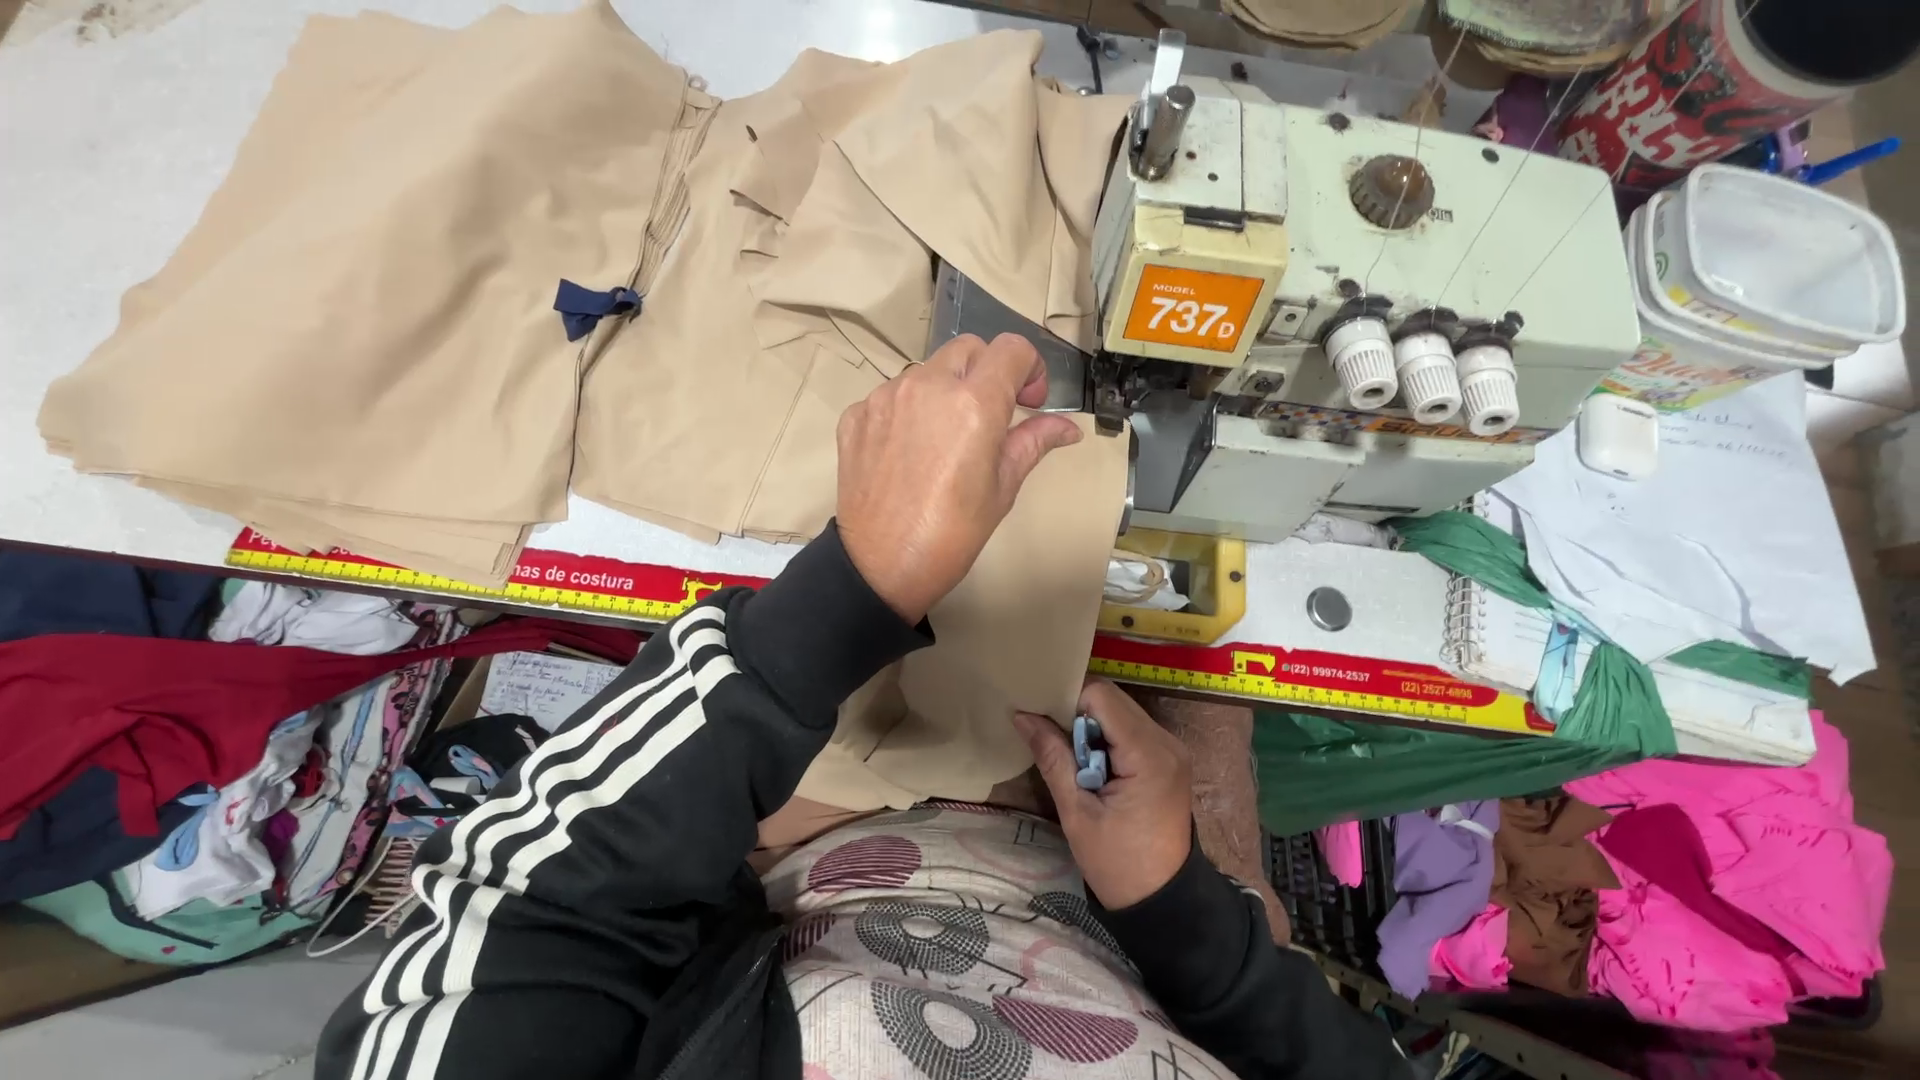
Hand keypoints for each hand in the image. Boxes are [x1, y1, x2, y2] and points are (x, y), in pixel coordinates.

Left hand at [836, 333, 1083, 622]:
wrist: (881, 566)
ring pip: (927, 371)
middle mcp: (927, 386)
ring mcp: (886, 397)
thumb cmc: (952, 534)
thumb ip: (1033, 443)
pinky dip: (908, 412)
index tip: (1028, 401)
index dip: (1029, 368)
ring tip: (947, 441)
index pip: (1012, 349)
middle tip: (994, 415)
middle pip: (968, 350)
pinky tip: (910, 454)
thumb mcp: (1002, 489)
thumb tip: (1067, 427)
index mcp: (973, 403)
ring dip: (945, 391)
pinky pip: (891, 396)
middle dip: (988, 372)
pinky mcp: (857, 415)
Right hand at [1013, 678, 1192, 909]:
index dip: (1068, 701)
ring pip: (1121, 711)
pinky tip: (1091, 763)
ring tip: (1070, 757)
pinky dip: (1107, 736)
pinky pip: (1131, 729)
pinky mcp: (1169, 758)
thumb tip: (1023, 715)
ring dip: (1092, 726)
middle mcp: (1167, 741)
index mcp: (1149, 754)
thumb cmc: (1117, 863)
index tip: (1044, 722)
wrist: (1163, 901)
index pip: (1101, 696)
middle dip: (1078, 712)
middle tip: (1051, 739)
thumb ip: (1053, 757)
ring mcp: (1171, 749)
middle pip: (1113, 699)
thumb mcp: (1077, 812)